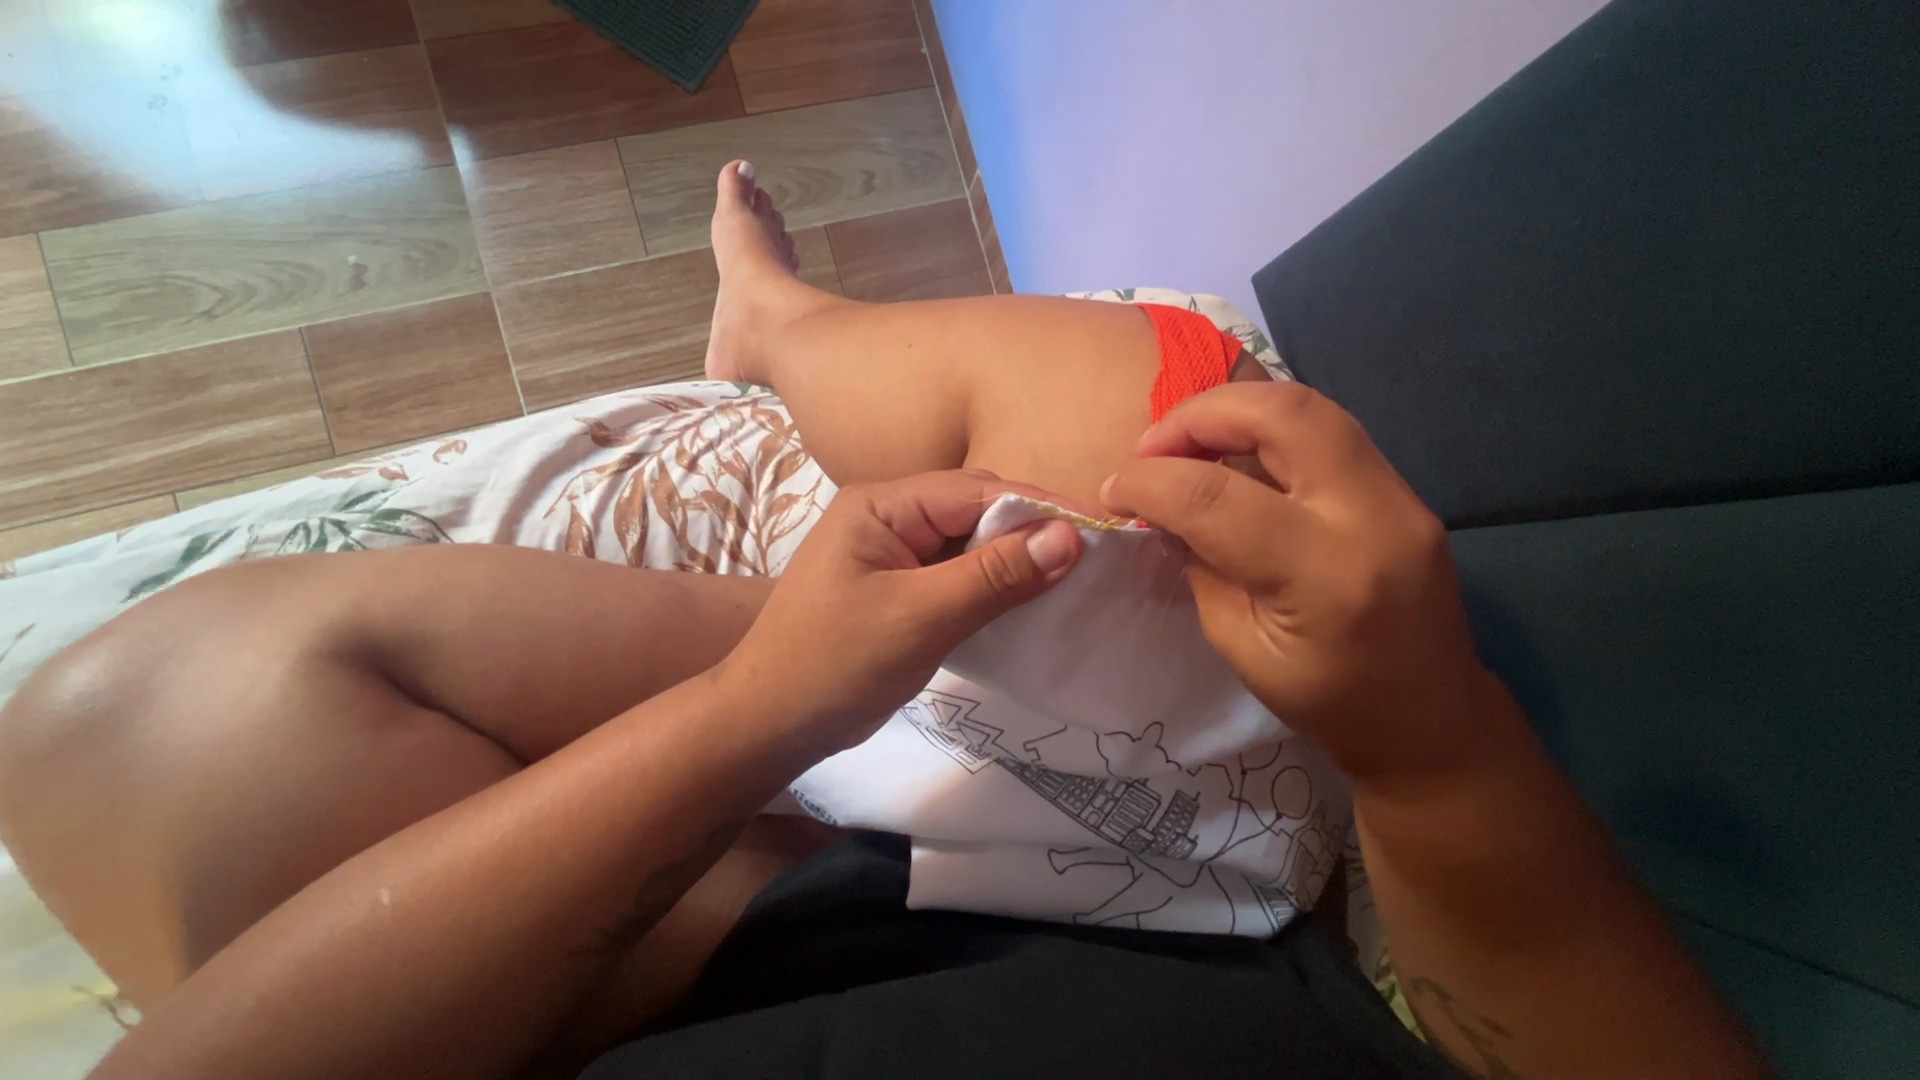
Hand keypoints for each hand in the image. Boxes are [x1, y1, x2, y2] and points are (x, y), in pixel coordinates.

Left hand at [715, 470, 1082, 759]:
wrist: (769, 725)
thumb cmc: (834, 665)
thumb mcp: (918, 618)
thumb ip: (993, 577)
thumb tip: (1070, 538)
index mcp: (882, 506)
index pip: (975, 491)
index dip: (1039, 507)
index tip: (1099, 531)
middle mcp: (888, 519)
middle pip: (974, 512)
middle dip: (1031, 532)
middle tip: (1093, 560)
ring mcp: (892, 557)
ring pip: (969, 547)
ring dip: (1015, 562)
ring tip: (1073, 580)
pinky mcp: (899, 593)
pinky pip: (956, 578)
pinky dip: (992, 589)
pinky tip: (1027, 605)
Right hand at [1100, 381, 1504, 780]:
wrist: (1431, 718)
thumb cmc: (1326, 700)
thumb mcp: (1239, 644)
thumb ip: (1201, 565)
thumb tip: (1164, 511)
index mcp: (1322, 576)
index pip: (1216, 497)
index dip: (1149, 482)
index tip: (1113, 490)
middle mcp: (1369, 517)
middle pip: (1281, 414)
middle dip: (1198, 414)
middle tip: (1152, 446)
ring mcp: (1399, 495)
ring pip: (1311, 406)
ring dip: (1234, 410)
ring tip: (1187, 443)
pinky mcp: (1405, 490)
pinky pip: (1328, 431)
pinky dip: (1268, 429)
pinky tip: (1237, 456)